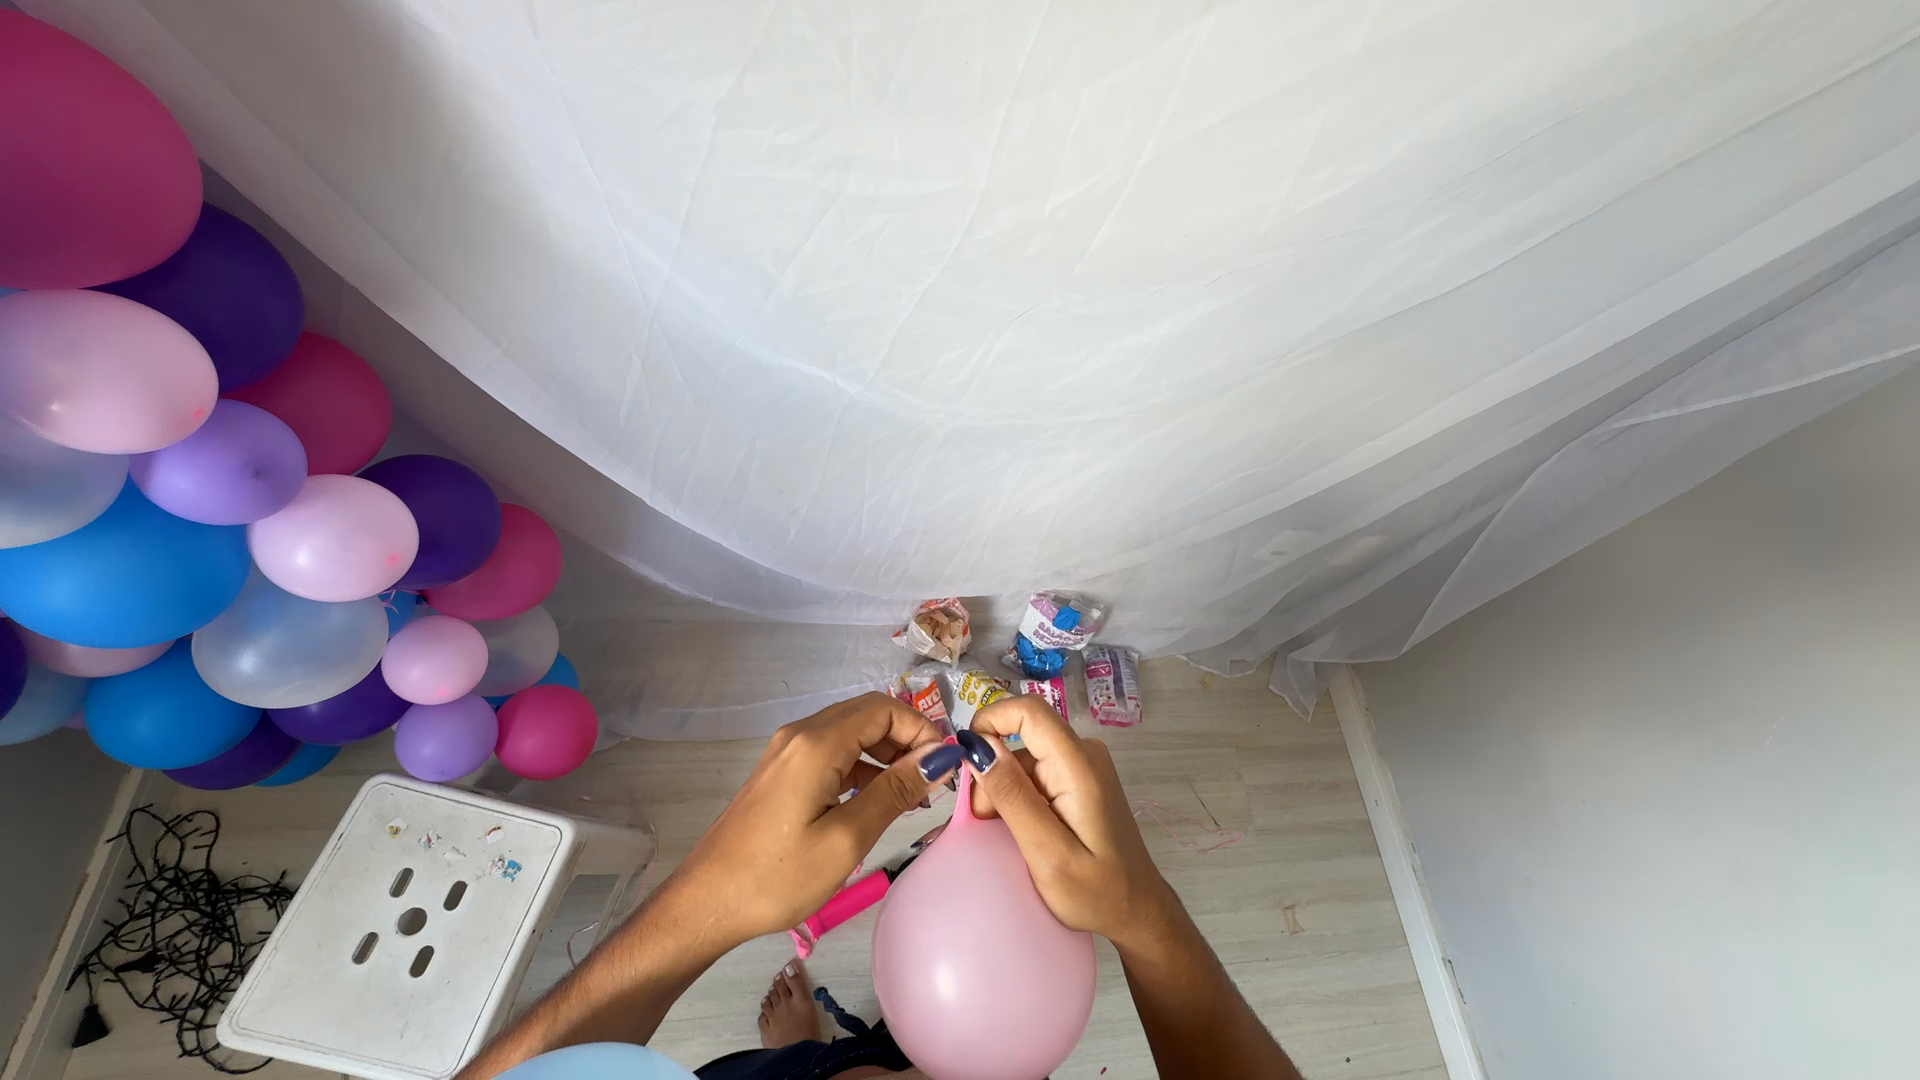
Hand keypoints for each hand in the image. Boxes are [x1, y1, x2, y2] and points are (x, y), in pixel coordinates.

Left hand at [659, 692, 964, 947]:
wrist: (706, 903)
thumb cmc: (778, 877)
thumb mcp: (847, 838)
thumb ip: (895, 791)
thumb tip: (941, 757)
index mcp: (817, 743)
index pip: (884, 709)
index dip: (921, 729)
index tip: (946, 766)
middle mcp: (800, 734)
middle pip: (868, 714)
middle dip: (907, 739)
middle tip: (933, 781)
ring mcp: (787, 751)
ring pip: (851, 732)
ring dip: (886, 752)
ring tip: (912, 794)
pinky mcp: (781, 770)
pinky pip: (832, 751)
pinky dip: (862, 765)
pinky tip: (876, 798)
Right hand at [961, 696, 1179, 948]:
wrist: (1137, 911)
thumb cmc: (1096, 891)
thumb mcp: (1047, 852)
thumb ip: (1012, 796)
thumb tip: (978, 747)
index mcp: (1079, 765)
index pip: (1028, 711)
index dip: (990, 721)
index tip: (966, 760)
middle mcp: (1082, 752)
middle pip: (1020, 737)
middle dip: (992, 771)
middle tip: (983, 820)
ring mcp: (1082, 764)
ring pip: (1023, 756)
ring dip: (1002, 788)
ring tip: (1002, 833)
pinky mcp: (1078, 779)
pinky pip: (1035, 771)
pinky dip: (1017, 794)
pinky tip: (1018, 829)